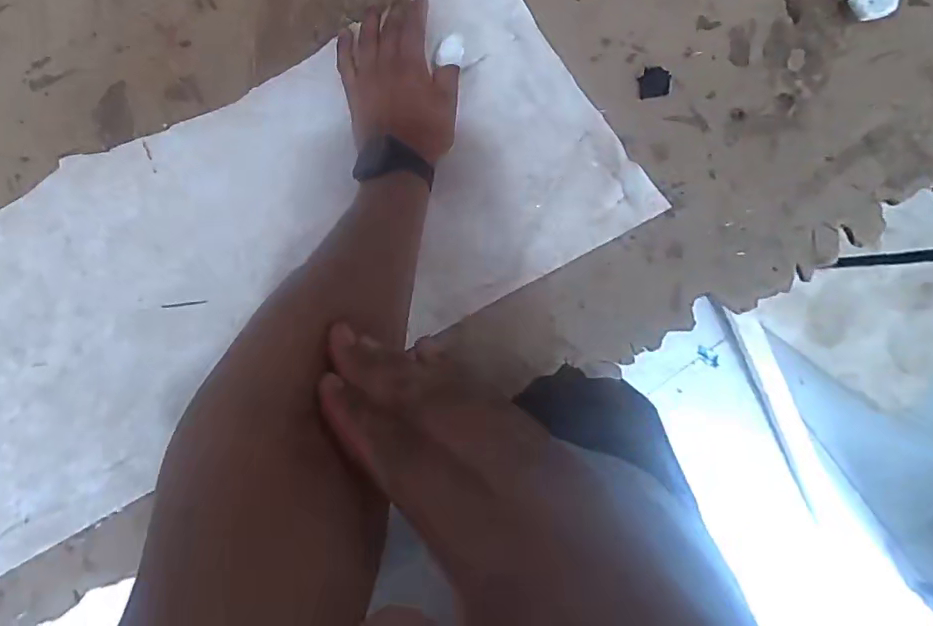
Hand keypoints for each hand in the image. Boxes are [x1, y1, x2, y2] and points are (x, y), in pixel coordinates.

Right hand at [317, 325, 734, 625]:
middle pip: (442, 412)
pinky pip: (526, 419)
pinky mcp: (608, 468)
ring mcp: (575, 467)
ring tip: (396, 350)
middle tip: (344, 335)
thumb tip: (370, 610)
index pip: (409, 462)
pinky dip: (483, 395)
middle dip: (386, 372)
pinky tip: (467, 390)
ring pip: (485, 404)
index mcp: (494, 539)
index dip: (361, 421)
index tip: (324, 382)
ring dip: (434, 375)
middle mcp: (532, 485)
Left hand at [338, 0, 459, 163]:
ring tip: (374, 8)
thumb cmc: (427, 133)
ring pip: (366, 40)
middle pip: (389, 31)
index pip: (412, 29)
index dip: (416, 12)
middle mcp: (386, 64)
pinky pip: (345, 61)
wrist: (396, 159)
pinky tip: (346, 32)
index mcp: (411, 65)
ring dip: (370, 21)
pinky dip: (344, 45)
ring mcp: (366, 76)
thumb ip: (447, 74)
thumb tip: (449, 49)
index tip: (419, 0)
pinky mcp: (353, 89)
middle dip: (395, 12)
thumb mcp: (447, 104)